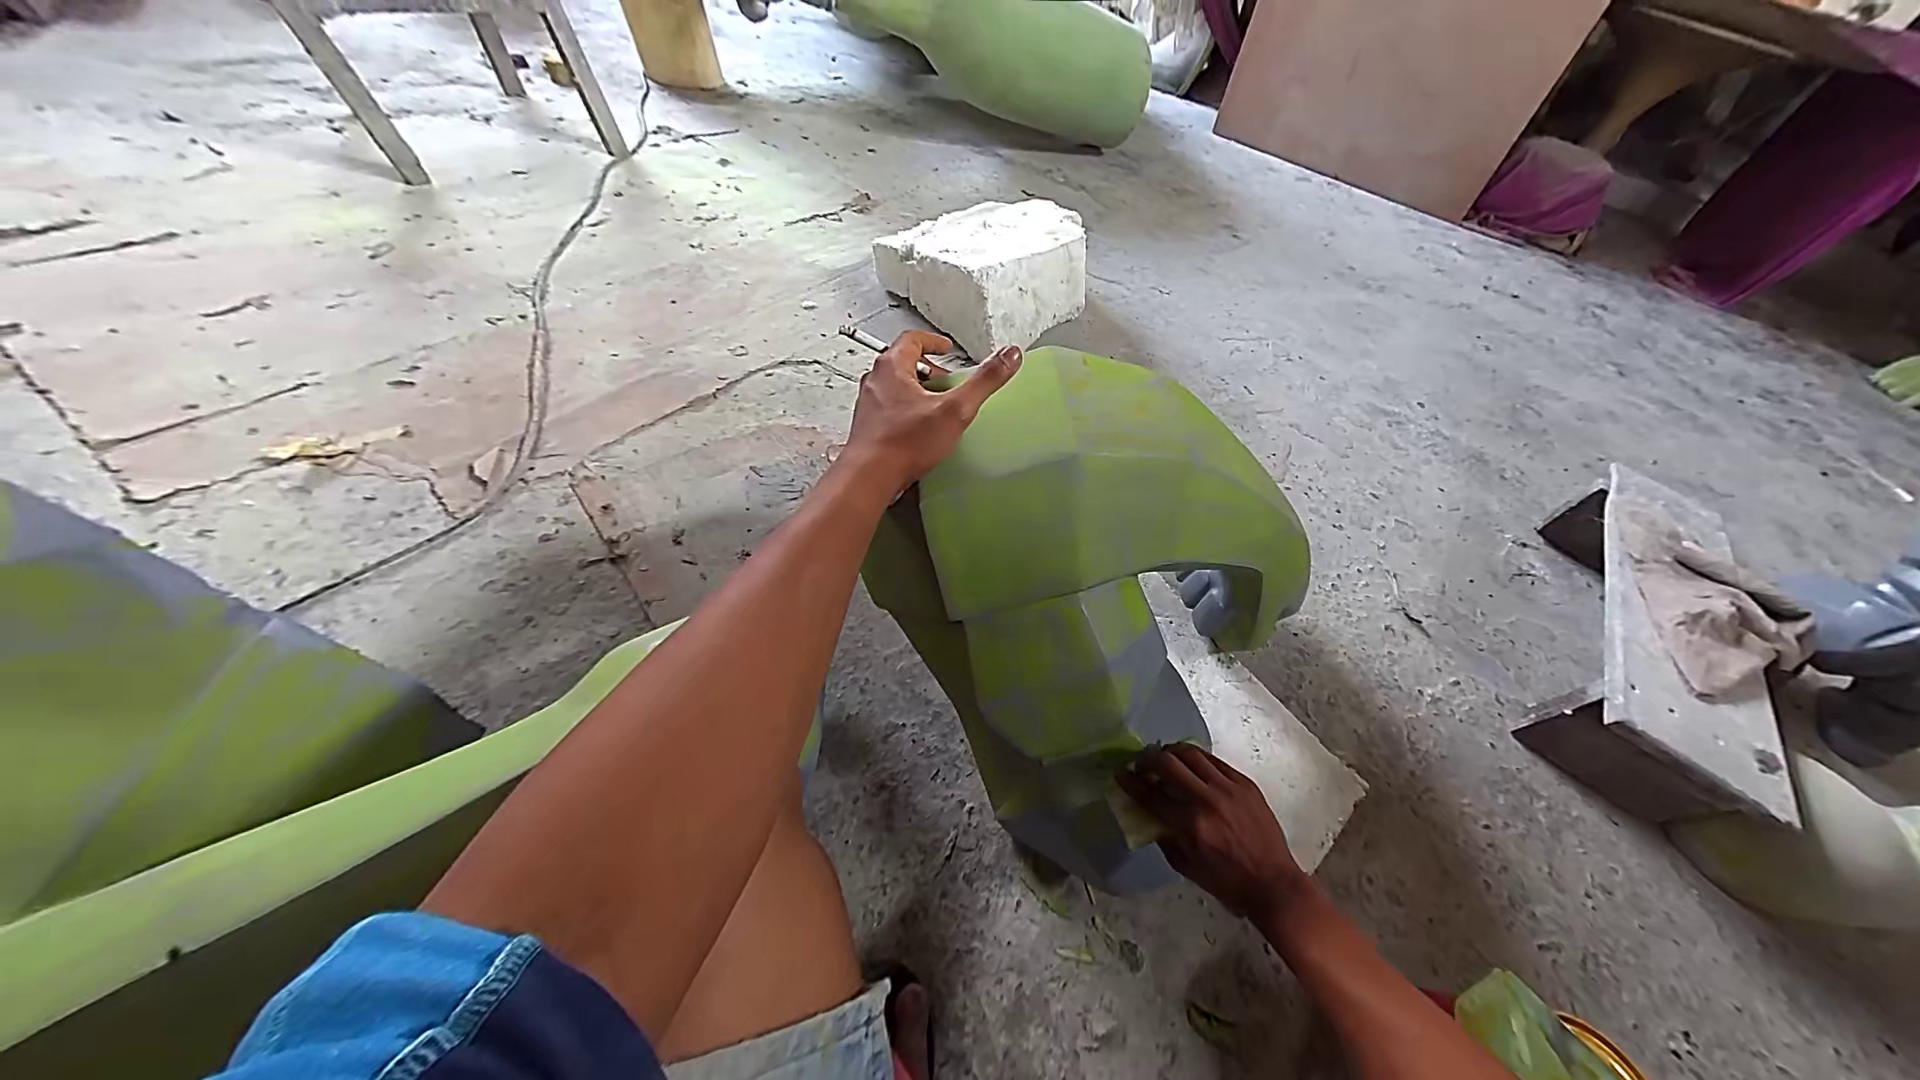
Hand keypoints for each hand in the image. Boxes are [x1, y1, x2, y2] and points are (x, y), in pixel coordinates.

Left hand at [843, 330, 1020, 495]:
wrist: (871, 476)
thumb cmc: (903, 443)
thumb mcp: (955, 409)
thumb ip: (984, 381)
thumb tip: (1008, 356)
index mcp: (892, 368)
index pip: (912, 340)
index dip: (932, 342)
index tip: (945, 348)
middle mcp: (875, 382)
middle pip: (903, 364)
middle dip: (928, 370)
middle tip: (946, 380)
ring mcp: (869, 406)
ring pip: (895, 389)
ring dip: (916, 392)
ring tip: (937, 406)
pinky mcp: (869, 428)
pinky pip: (889, 412)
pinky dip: (906, 413)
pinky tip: (921, 430)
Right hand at [1118, 744, 1307, 920]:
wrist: (1275, 885)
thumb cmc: (1229, 883)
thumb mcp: (1187, 867)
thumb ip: (1164, 836)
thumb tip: (1148, 813)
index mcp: (1191, 824)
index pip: (1150, 794)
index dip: (1130, 781)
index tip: (1120, 774)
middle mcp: (1208, 800)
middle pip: (1167, 762)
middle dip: (1147, 759)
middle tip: (1141, 764)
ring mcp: (1229, 788)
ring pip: (1190, 753)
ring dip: (1170, 752)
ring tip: (1163, 759)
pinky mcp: (1245, 784)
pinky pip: (1213, 760)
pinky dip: (1195, 759)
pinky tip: (1190, 765)